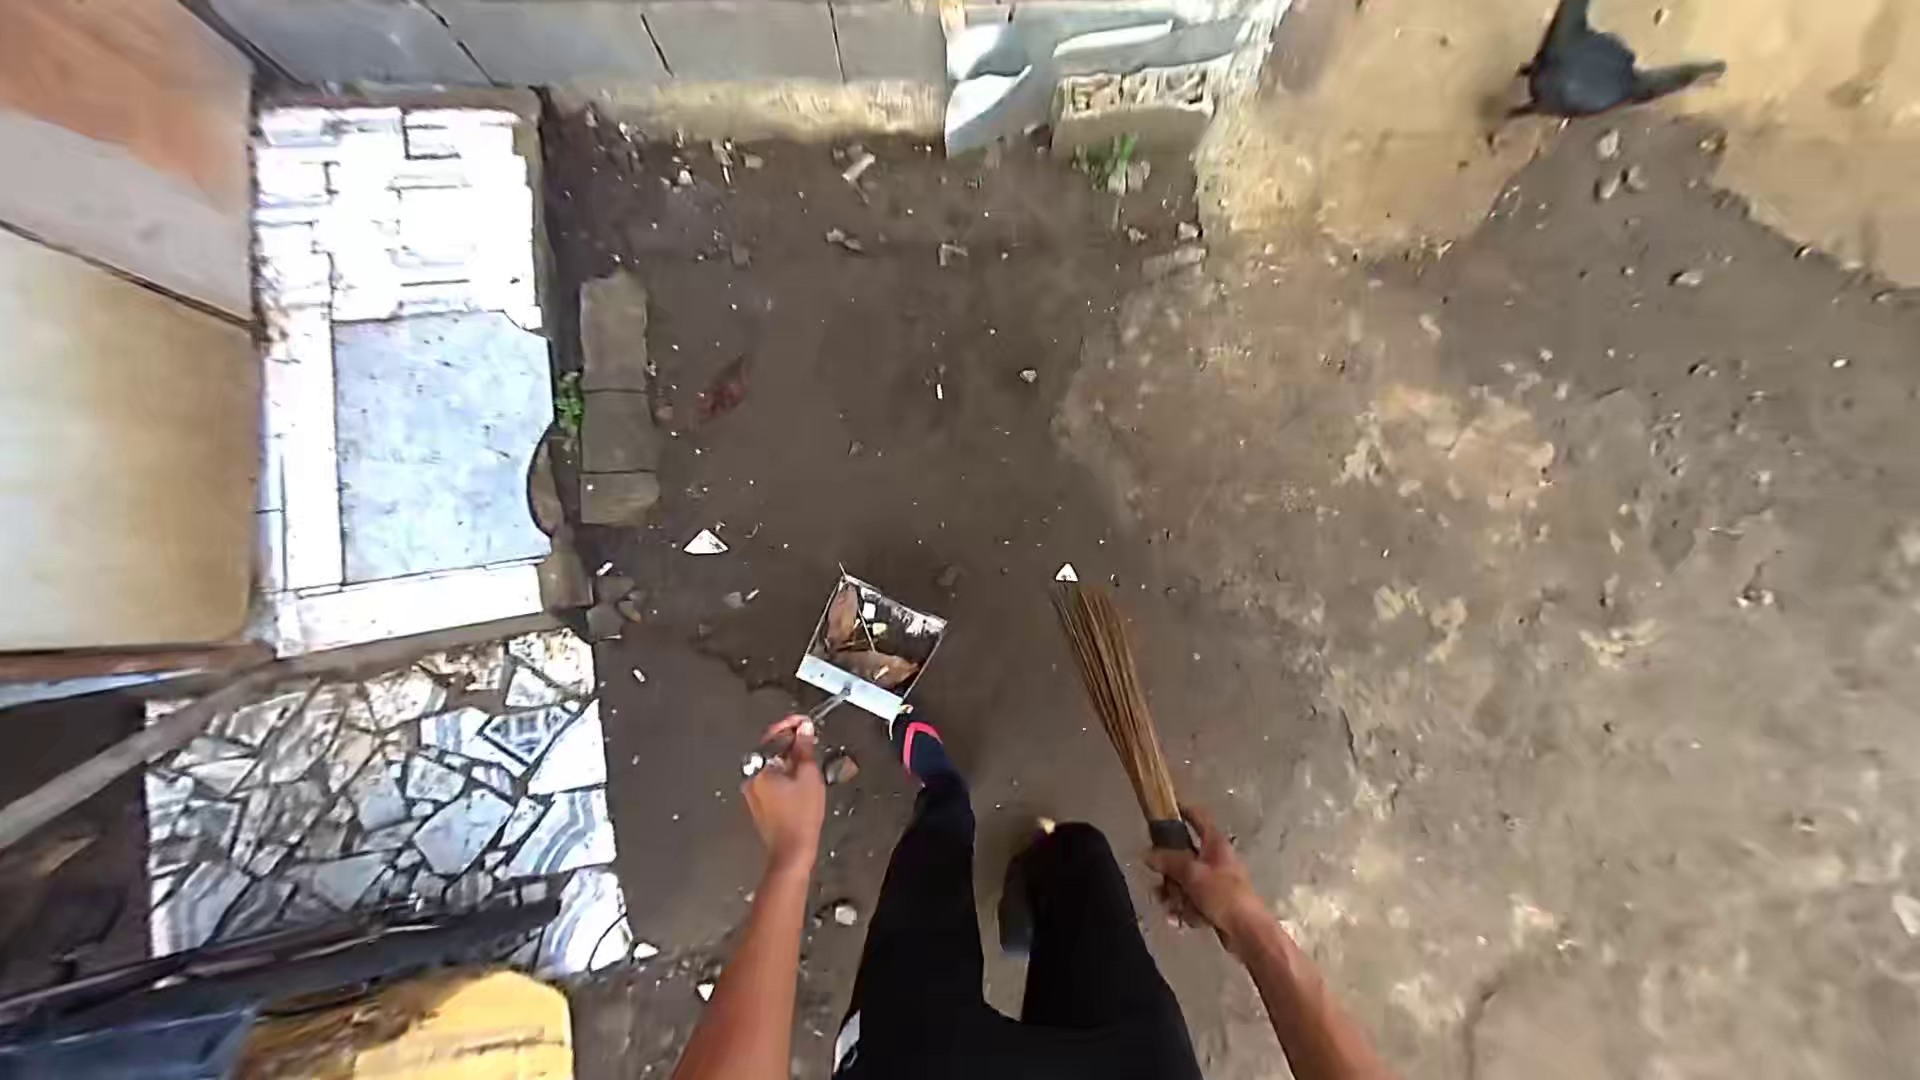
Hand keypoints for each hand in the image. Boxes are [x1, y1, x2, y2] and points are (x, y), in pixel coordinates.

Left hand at [742, 715, 825, 874]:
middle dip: (789, 739)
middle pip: (769, 749)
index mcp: (759, 769)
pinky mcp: (760, 803)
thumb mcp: (808, 774)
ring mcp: (753, 792)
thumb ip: (804, 747)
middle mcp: (751, 778)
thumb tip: (804, 728)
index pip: (771, 736)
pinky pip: (771, 778)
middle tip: (808, 734)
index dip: (789, 725)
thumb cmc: (801, 814)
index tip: (804, 721)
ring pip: (771, 763)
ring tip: (808, 752)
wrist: (792, 850)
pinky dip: (784, 770)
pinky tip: (800, 773)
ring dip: (788, 754)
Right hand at [1146, 806, 1266, 949]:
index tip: (1162, 810)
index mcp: (1215, 843)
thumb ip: (1167, 861)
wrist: (1250, 934)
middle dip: (1168, 869)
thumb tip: (1146, 854)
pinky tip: (1177, 918)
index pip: (1197, 816)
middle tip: (1157, 876)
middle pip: (1185, 854)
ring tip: (1166, 904)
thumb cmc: (1223, 895)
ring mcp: (1218, 882)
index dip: (1181, 810)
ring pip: (1186, 880)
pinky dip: (1184, 908)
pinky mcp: (1217, 903)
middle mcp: (1217, 859)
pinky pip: (1193, 899)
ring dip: (1173, 892)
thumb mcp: (1191, 873)